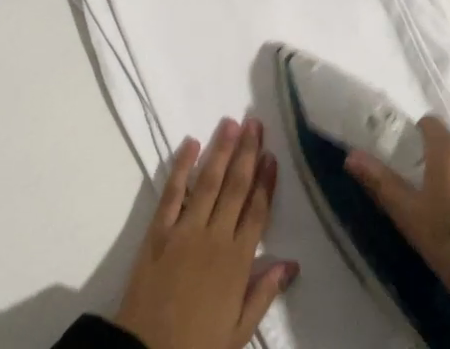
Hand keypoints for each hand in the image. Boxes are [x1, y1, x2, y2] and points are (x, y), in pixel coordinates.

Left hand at [112, 117, 298, 348]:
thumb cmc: (198, 343)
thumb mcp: (239, 329)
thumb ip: (264, 292)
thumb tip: (292, 264)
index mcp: (238, 261)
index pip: (257, 212)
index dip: (266, 182)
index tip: (273, 155)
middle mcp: (214, 237)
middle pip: (235, 187)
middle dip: (247, 153)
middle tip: (254, 123)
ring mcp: (185, 230)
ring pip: (207, 182)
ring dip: (220, 151)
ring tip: (231, 123)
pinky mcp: (158, 231)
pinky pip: (172, 192)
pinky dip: (181, 166)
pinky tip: (190, 144)